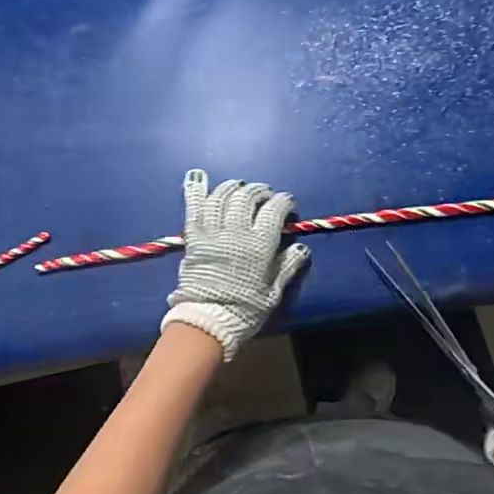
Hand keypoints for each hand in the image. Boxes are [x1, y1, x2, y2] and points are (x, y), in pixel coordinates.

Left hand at [161, 170, 308, 360]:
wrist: (208, 317)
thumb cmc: (244, 308)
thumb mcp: (273, 291)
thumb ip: (288, 266)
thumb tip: (300, 247)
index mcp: (259, 245)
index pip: (274, 211)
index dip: (282, 202)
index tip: (286, 202)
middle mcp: (235, 232)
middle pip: (247, 198)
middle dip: (258, 191)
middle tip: (263, 194)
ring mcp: (212, 232)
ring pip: (222, 198)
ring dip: (232, 188)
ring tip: (239, 187)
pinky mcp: (193, 236)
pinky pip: (194, 207)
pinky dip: (195, 189)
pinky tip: (197, 175)